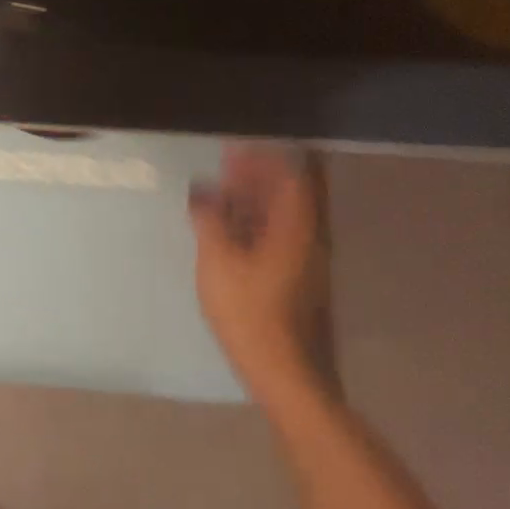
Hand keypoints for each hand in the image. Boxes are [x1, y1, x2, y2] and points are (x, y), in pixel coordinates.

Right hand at [190, 145, 338, 400]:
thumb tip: (203, 190)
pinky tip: (230, 222)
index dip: (268, 159)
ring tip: (225, 184)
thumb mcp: (218, 261)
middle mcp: (306, 240)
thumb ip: (210, 220)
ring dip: (256, 197)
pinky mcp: (291, 276)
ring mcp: (302, 260)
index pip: (290, 181)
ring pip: (282, 216)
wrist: (279, 364)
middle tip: (229, 159)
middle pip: (289, 196)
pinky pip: (275, 233)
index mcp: (294, 231)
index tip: (241, 144)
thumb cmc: (247, 310)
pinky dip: (255, 219)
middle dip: (261, 175)